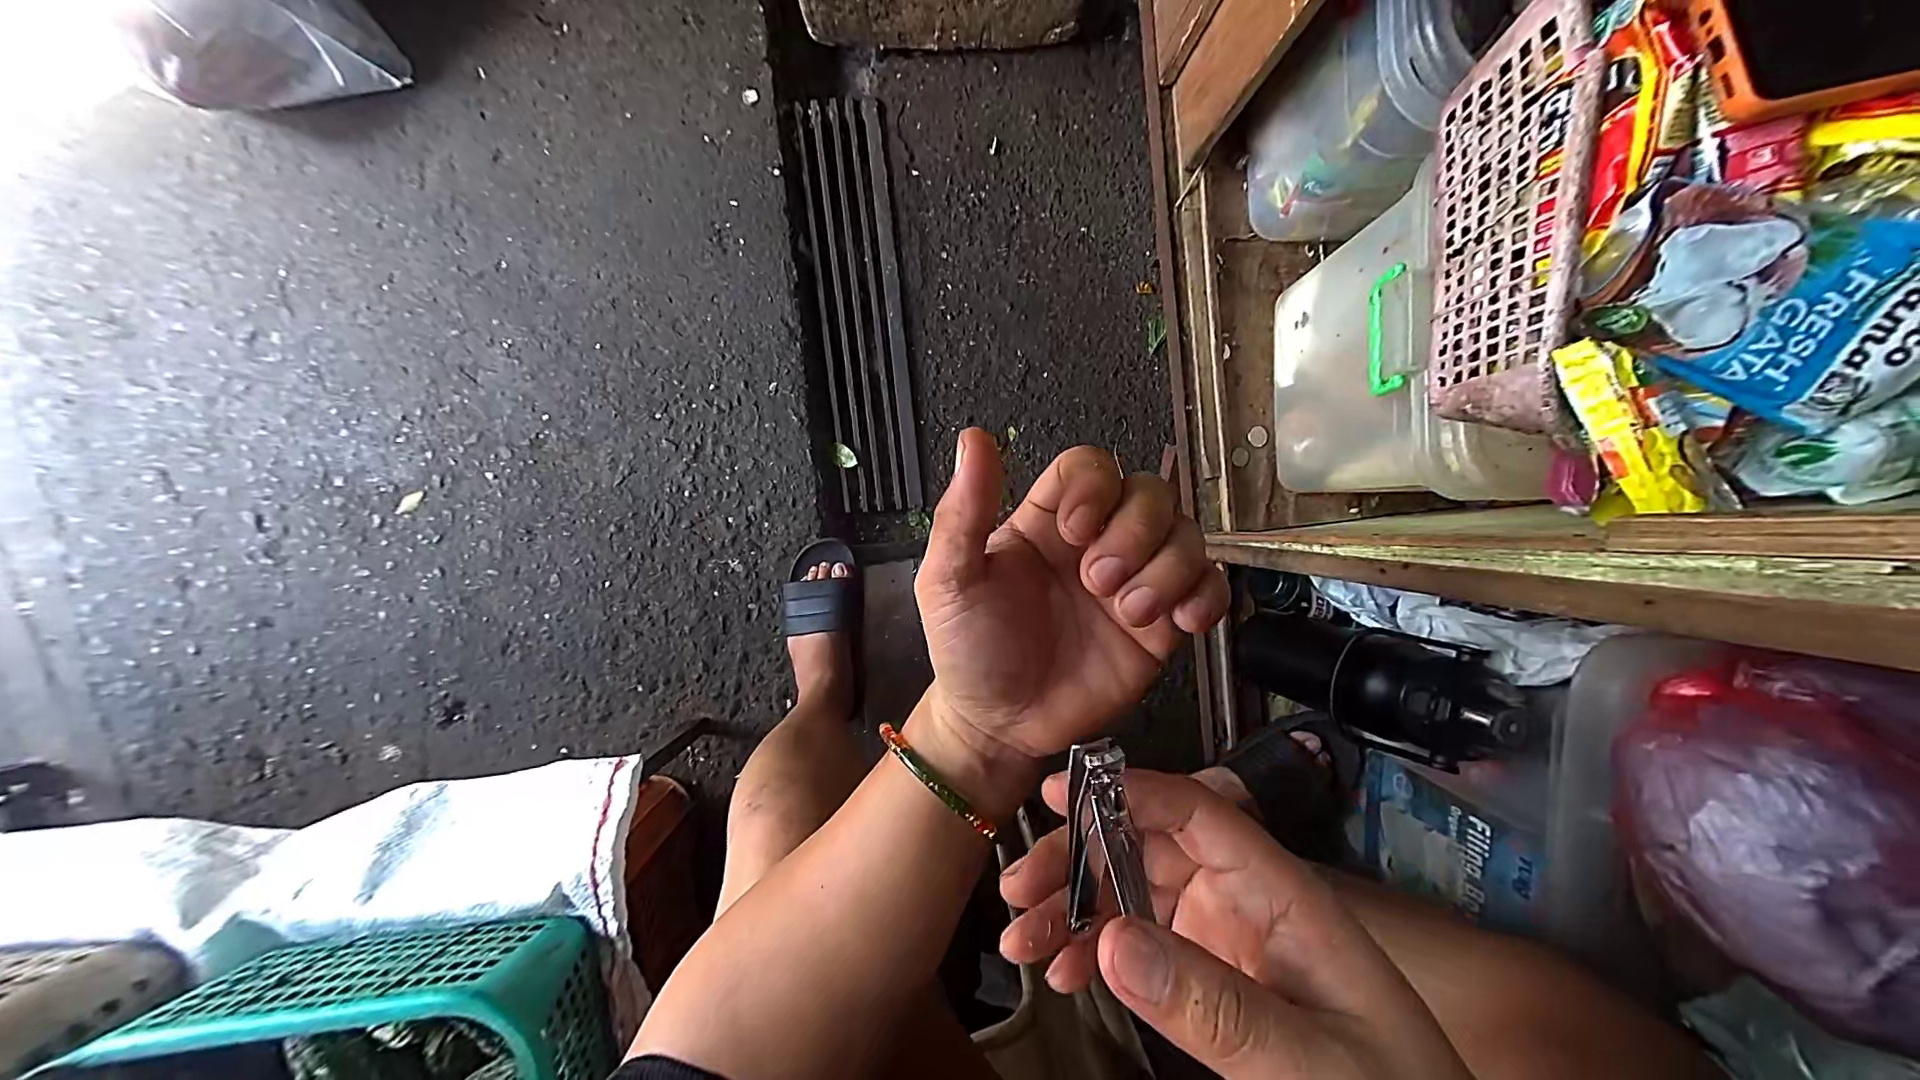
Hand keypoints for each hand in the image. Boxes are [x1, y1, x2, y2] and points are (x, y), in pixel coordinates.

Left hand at [908, 430, 1228, 797]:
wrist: (1000, 724)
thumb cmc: (970, 650)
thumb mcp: (950, 580)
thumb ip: (962, 513)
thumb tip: (973, 442)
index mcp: (1046, 522)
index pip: (1090, 468)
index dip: (1094, 487)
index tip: (1075, 529)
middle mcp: (1095, 543)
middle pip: (1149, 493)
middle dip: (1134, 532)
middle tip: (1098, 580)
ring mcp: (1132, 581)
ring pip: (1185, 535)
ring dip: (1167, 567)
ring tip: (1128, 609)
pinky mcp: (1161, 624)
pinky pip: (1208, 588)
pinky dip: (1206, 595)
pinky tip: (1179, 619)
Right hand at [998, 770, 1472, 1079]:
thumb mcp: (1312, 1063)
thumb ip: (1215, 1005)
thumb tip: (1112, 942)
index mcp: (1277, 889)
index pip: (1195, 812)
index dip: (1128, 791)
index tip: (1060, 791)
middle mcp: (1239, 896)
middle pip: (1144, 847)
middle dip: (1076, 860)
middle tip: (1019, 889)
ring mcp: (1217, 933)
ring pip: (1128, 891)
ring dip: (1071, 908)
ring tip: (1021, 939)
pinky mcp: (1201, 970)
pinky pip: (1133, 941)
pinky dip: (1092, 949)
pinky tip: (1062, 970)